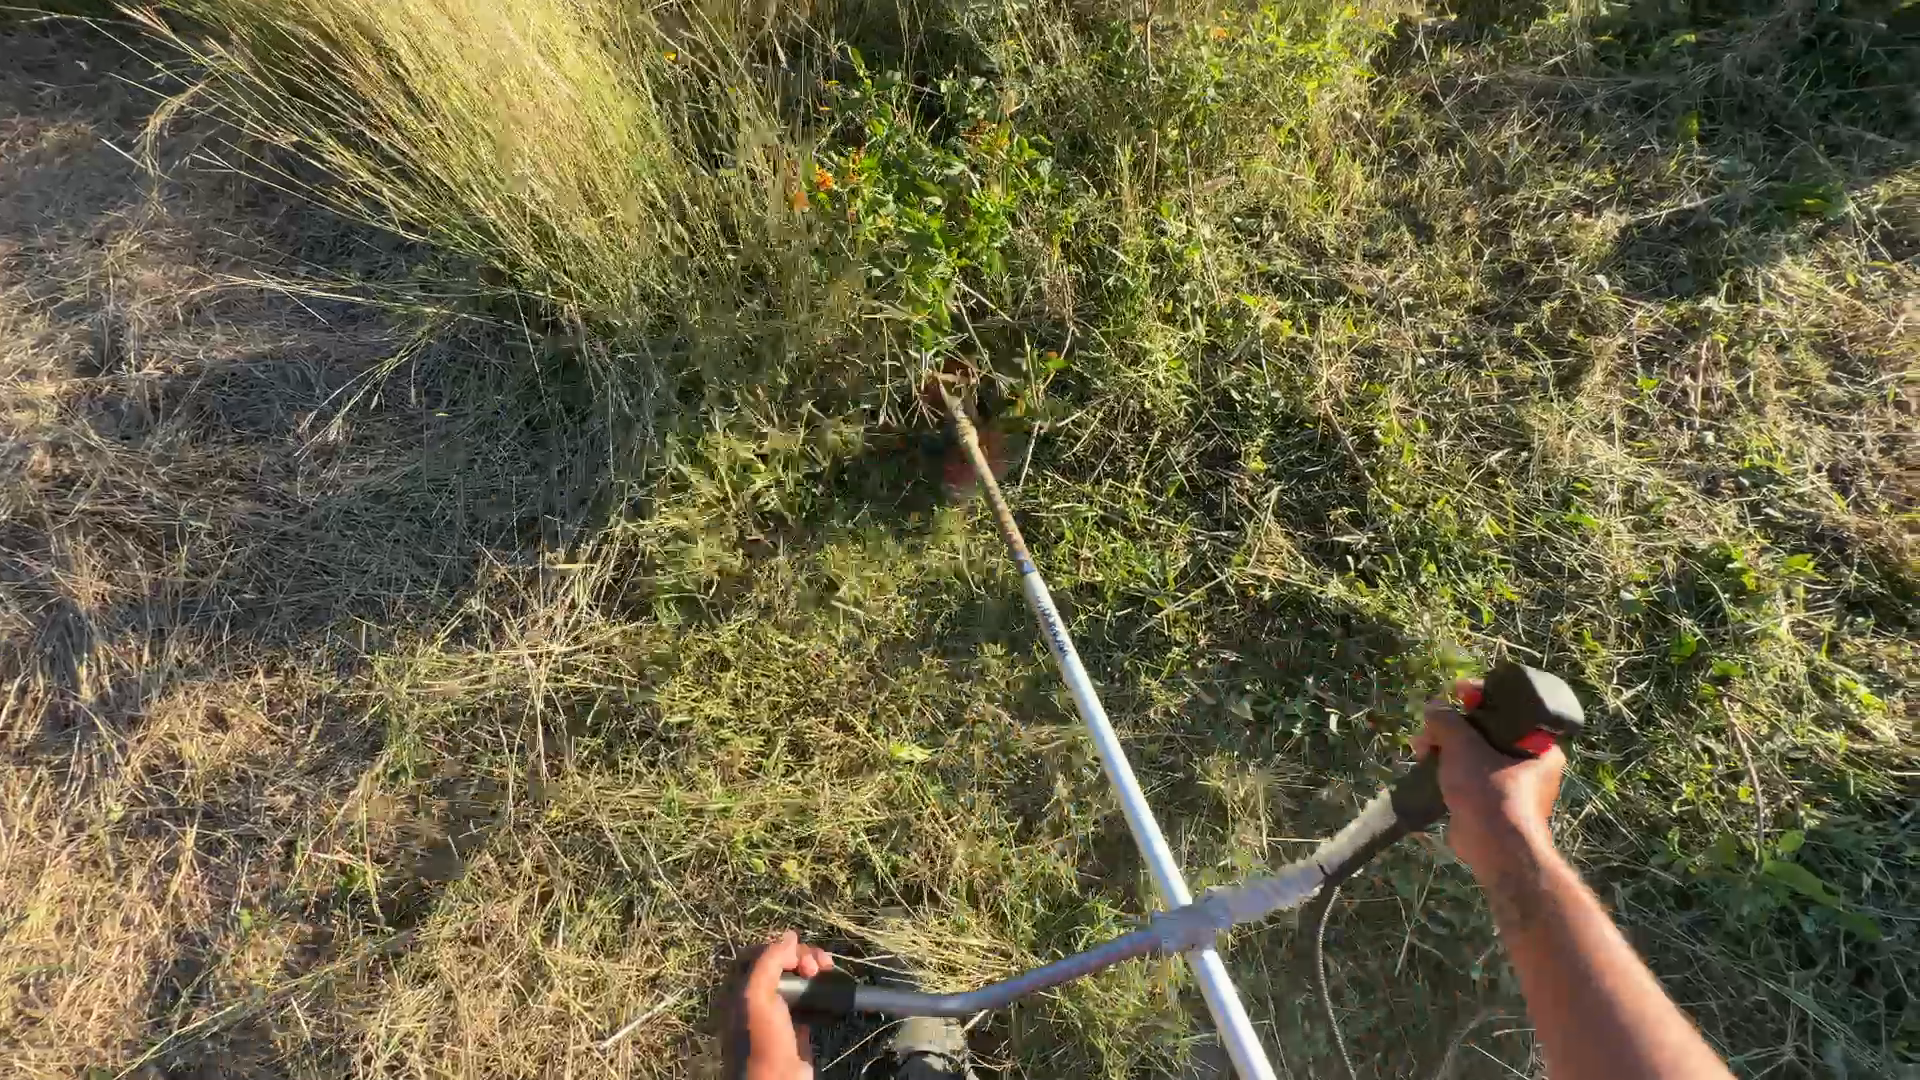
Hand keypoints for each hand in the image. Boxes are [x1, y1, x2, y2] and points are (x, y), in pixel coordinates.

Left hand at [736, 930, 833, 1079]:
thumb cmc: (762, 1041)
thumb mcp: (757, 997)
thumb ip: (769, 962)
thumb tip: (790, 936)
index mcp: (740, 989)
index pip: (758, 952)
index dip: (778, 946)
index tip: (796, 952)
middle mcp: (757, 997)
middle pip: (780, 961)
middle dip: (802, 955)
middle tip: (817, 965)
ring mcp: (778, 1011)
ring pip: (797, 975)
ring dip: (813, 966)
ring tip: (827, 969)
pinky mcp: (797, 1023)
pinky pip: (808, 994)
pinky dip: (819, 984)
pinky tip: (828, 983)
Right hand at [1413, 678, 1564, 882]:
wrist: (1494, 847)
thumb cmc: (1489, 791)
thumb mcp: (1464, 747)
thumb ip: (1447, 721)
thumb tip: (1433, 708)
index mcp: (1539, 746)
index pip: (1509, 708)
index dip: (1479, 697)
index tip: (1455, 693)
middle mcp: (1528, 761)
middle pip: (1483, 728)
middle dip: (1450, 726)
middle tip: (1430, 730)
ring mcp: (1508, 781)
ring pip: (1470, 749)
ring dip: (1442, 745)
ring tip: (1421, 750)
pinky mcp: (1489, 797)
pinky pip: (1465, 770)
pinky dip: (1446, 765)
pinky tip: (1426, 765)